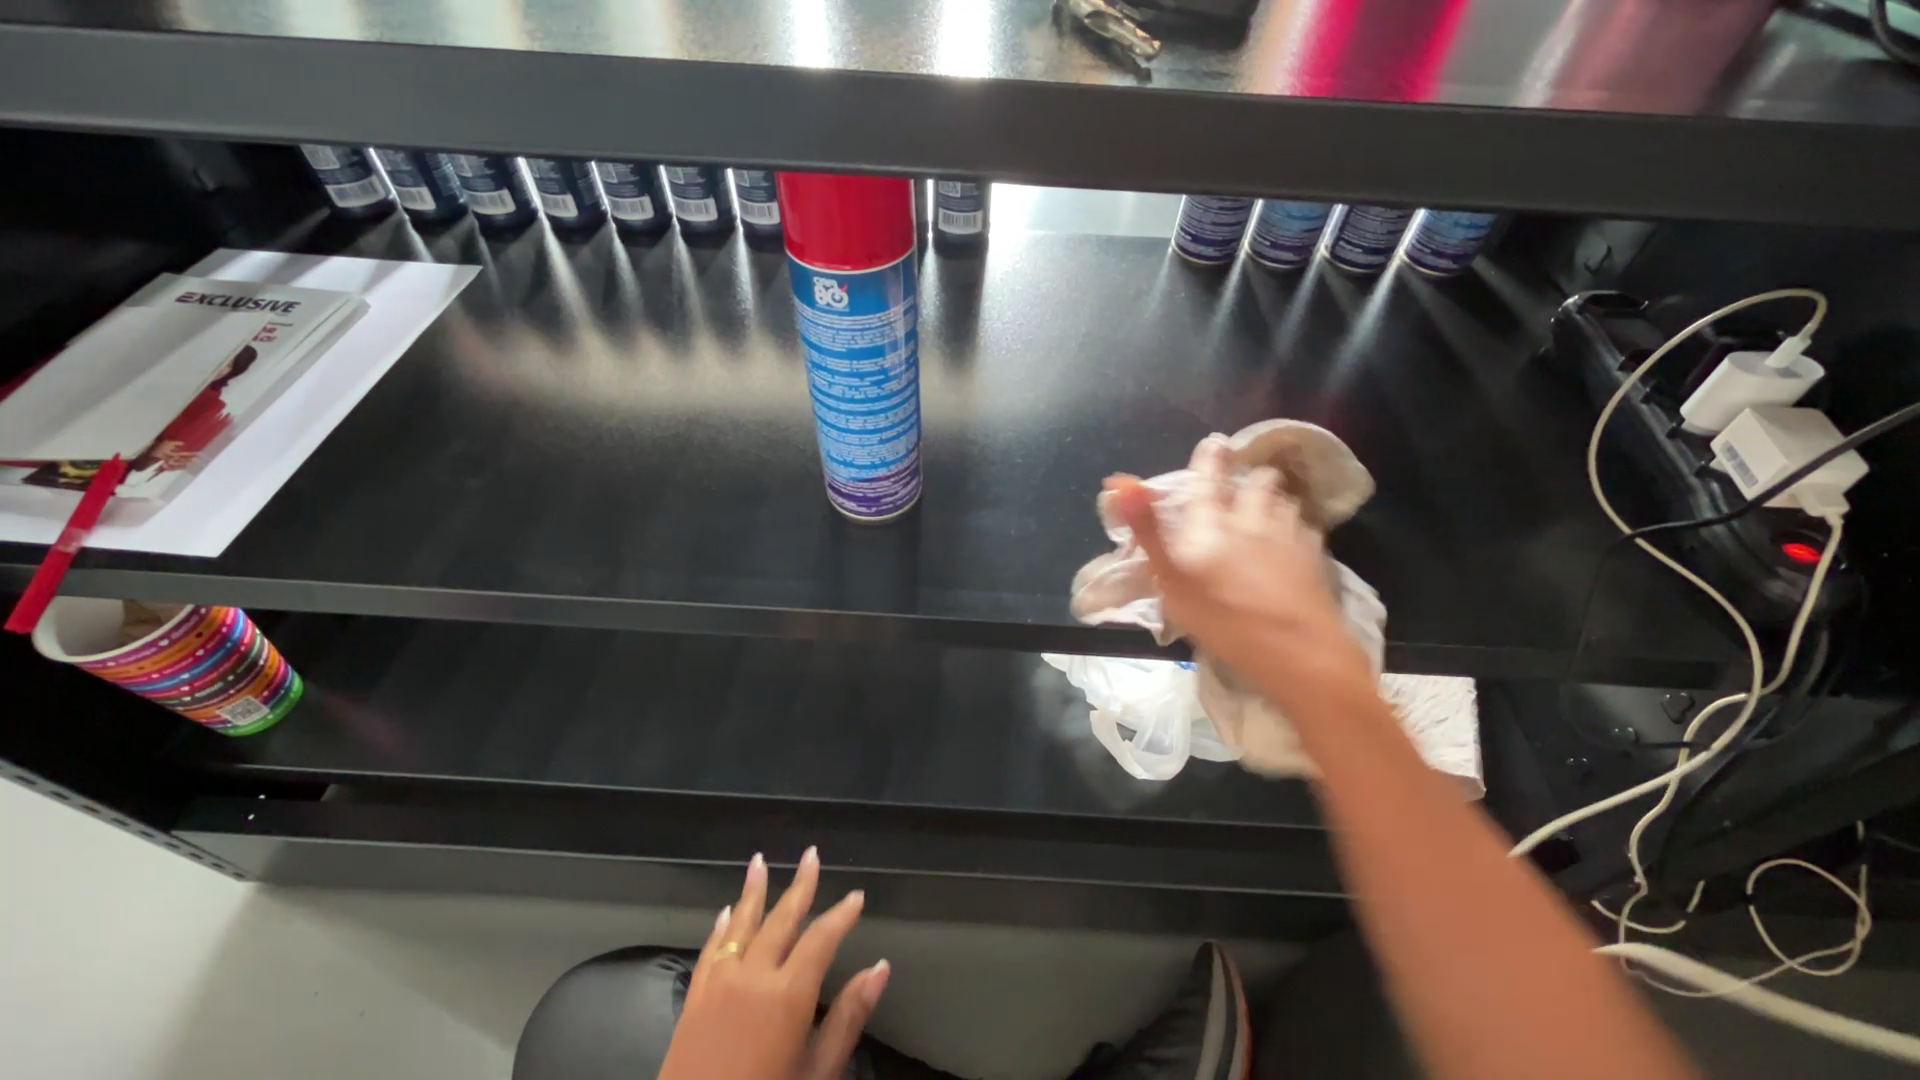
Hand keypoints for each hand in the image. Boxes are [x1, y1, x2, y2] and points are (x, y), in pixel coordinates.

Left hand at [659, 847, 889, 1079]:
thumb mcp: (818, 1071)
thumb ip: (848, 1017)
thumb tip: (880, 968)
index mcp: (788, 993)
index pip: (821, 938)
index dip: (841, 915)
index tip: (856, 896)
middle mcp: (753, 975)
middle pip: (781, 919)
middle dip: (800, 886)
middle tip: (811, 855)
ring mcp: (719, 983)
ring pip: (741, 924)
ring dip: (754, 890)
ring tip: (761, 860)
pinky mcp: (695, 997)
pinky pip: (712, 948)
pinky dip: (723, 925)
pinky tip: (728, 911)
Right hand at [1103, 440, 1373, 704]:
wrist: (1296, 650)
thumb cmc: (1223, 619)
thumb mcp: (1170, 579)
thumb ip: (1147, 529)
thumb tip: (1119, 482)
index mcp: (1213, 522)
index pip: (1209, 477)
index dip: (1209, 458)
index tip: (1214, 442)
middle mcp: (1253, 518)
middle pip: (1257, 481)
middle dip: (1249, 477)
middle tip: (1242, 482)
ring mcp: (1289, 535)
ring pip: (1283, 500)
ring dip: (1273, 498)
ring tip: (1267, 507)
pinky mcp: (1315, 557)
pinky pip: (1305, 527)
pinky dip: (1295, 526)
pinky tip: (1291, 541)